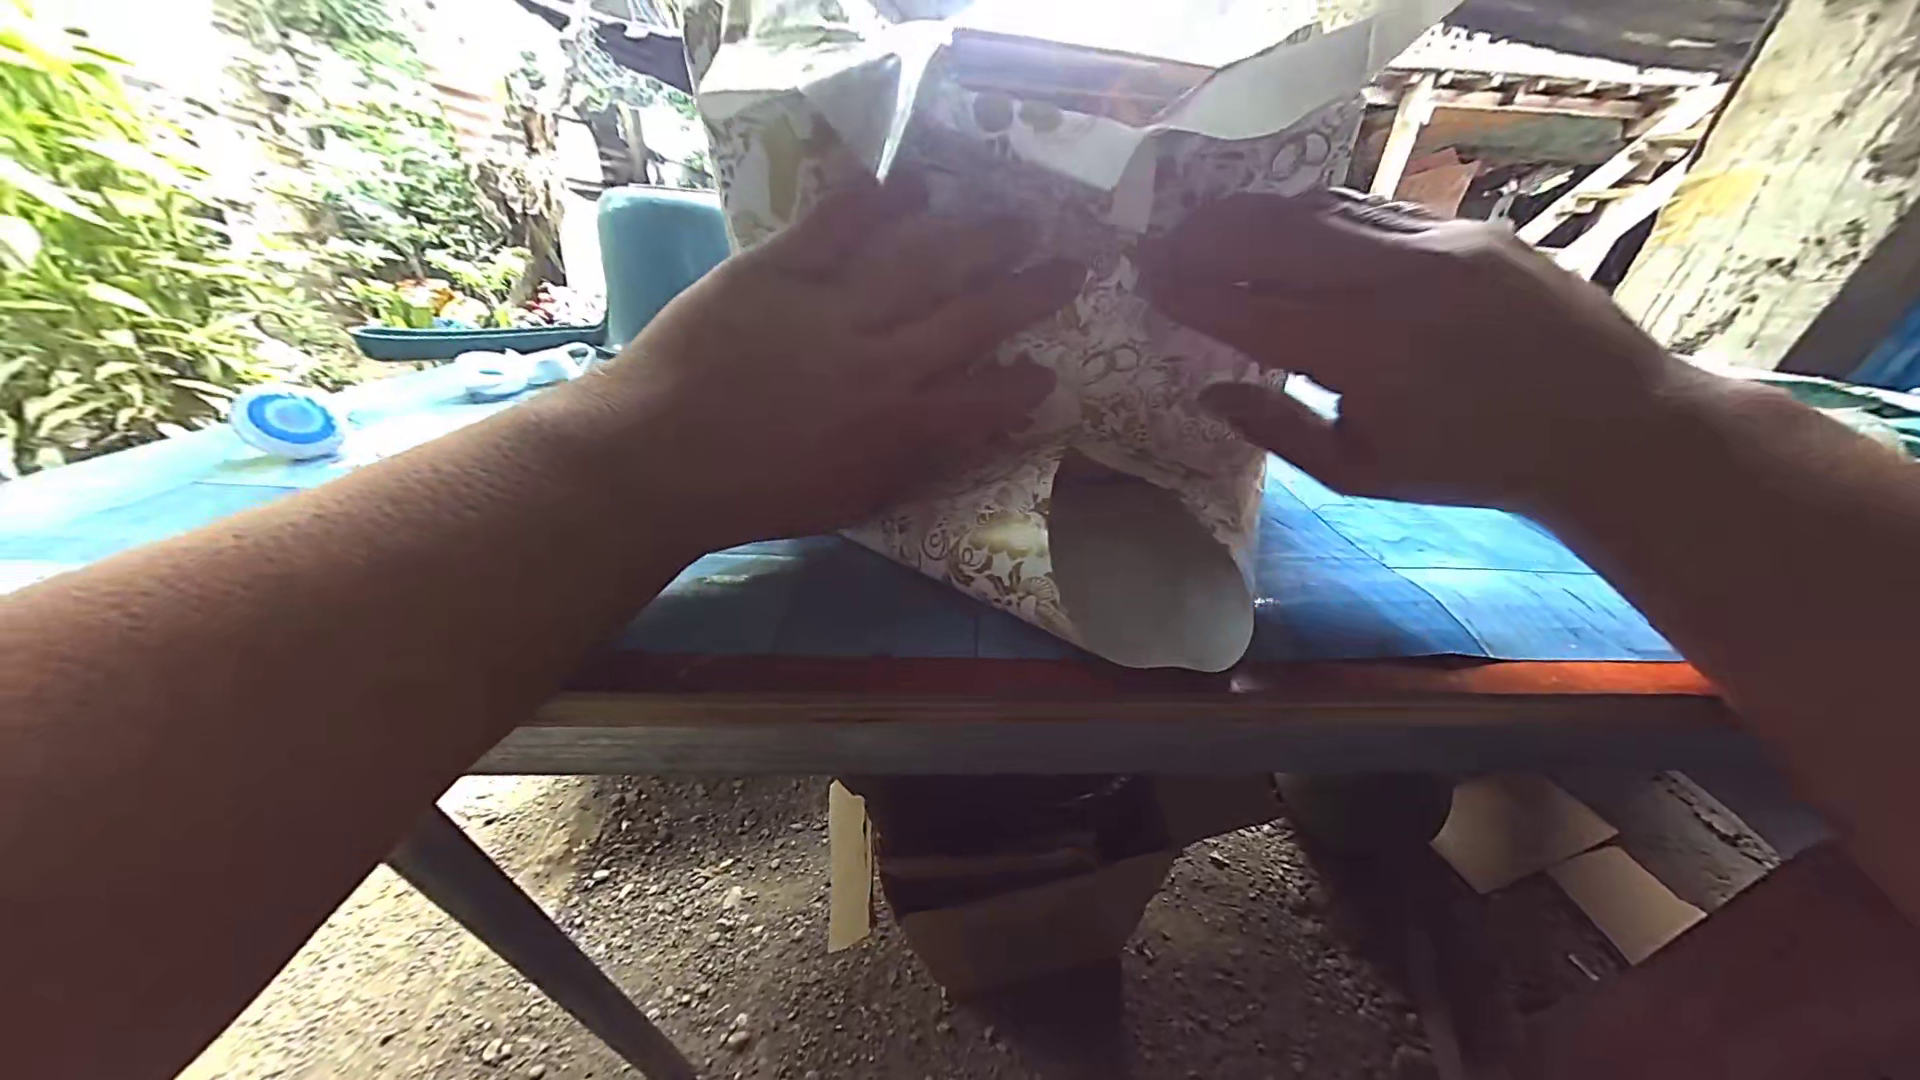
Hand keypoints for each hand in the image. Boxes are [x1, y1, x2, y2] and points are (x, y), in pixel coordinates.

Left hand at [589, 182, 1083, 552]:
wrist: (656, 461)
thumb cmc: (757, 495)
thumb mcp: (849, 501)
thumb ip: (909, 465)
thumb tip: (956, 437)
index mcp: (897, 427)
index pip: (985, 401)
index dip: (1024, 386)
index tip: (1050, 371)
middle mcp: (880, 363)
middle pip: (972, 316)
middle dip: (1029, 291)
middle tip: (1069, 263)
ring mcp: (829, 310)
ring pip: (920, 263)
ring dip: (975, 238)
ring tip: (1016, 218)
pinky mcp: (774, 274)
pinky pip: (834, 227)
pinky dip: (873, 203)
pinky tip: (910, 186)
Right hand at [1142, 191, 1709, 512]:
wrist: (1612, 426)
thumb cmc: (1467, 465)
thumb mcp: (1355, 473)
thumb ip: (1275, 429)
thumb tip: (1208, 392)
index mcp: (1368, 352)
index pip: (1253, 310)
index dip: (1192, 294)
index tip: (1147, 281)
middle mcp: (1401, 281)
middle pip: (1279, 237)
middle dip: (1209, 236)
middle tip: (1162, 242)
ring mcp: (1442, 244)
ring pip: (1322, 212)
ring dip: (1254, 217)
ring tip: (1207, 227)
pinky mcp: (1469, 229)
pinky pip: (1368, 213)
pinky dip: (1309, 220)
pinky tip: (1280, 231)